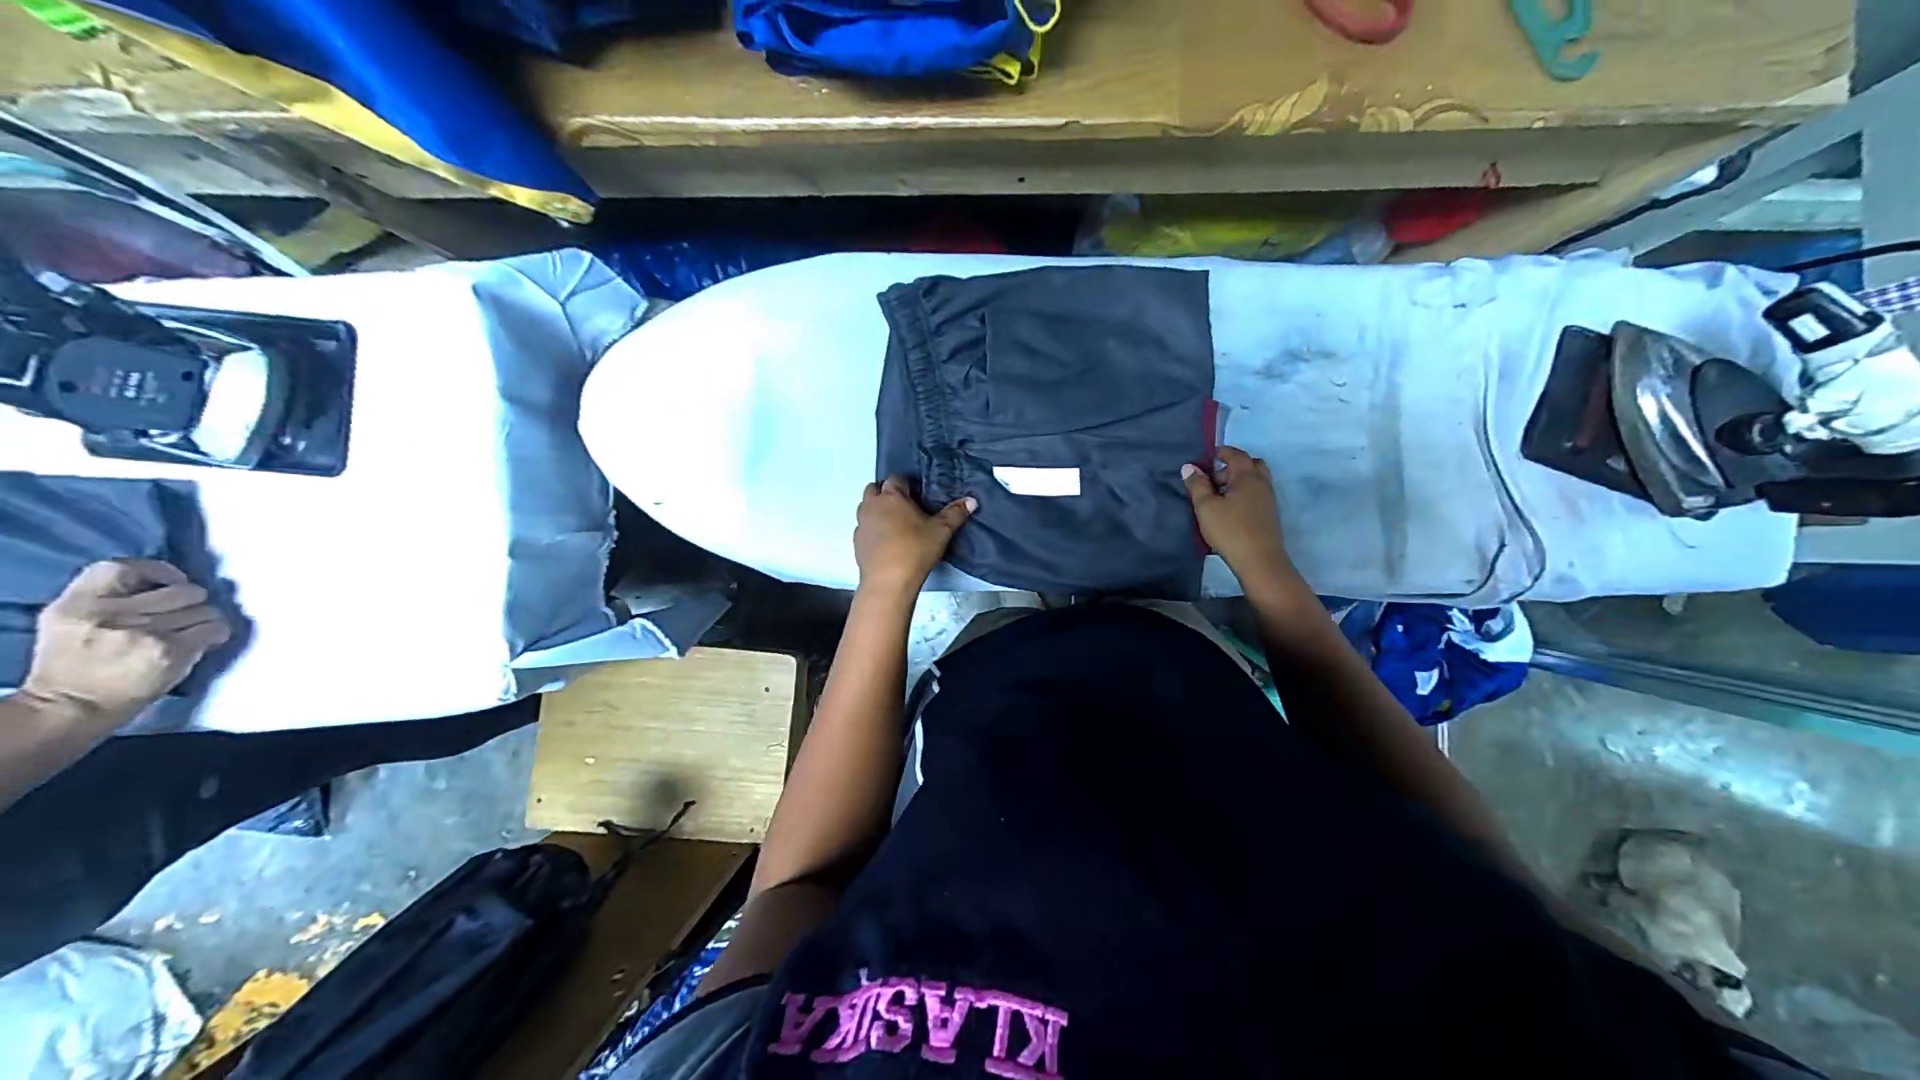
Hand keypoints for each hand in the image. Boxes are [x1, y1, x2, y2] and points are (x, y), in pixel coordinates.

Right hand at [19, 560, 230, 725]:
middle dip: (191, 602)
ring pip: (206, 609)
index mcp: (76, 605)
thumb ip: (110, 596)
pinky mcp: (170, 651)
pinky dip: (217, 634)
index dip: (158, 570)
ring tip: (186, 633)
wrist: (71, 707)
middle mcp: (108, 615)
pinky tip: (203, 642)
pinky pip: (216, 628)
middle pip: (184, 590)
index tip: (171, 582)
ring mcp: (142, 633)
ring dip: (204, 620)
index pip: (124, 568)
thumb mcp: (73, 621)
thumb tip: (167, 579)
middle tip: (181, 616)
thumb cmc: (76, 663)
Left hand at [854, 477, 974, 594]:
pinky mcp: (856, 541)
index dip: (906, 484)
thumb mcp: (941, 531)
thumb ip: (955, 513)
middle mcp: (872, 505)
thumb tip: (971, 500)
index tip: (917, 494)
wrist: (888, 581)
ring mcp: (861, 523)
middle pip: (875, 488)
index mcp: (892, 496)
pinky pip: (864, 527)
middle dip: (886, 492)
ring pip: (866, 507)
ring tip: (894, 522)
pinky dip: (872, 528)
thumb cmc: (915, 550)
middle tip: (903, 506)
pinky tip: (885, 541)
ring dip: (877, 509)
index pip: (896, 478)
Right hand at [1183, 446, 1297, 591]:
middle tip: (1213, 480)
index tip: (1209, 455)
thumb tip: (1190, 467)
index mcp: (1247, 476)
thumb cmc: (1230, 529)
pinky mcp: (1268, 514)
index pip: (1236, 454)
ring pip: (1254, 481)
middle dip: (1231, 467)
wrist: (1259, 560)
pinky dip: (1243, 494)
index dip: (1222, 452)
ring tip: (1217, 498)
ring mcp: (1268, 499)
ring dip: (1237, 482)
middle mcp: (1262, 483)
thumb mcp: (1206, 507)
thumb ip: (1197, 485)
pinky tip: (1228, 510)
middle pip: (1250, 465)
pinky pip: (1255, 494)